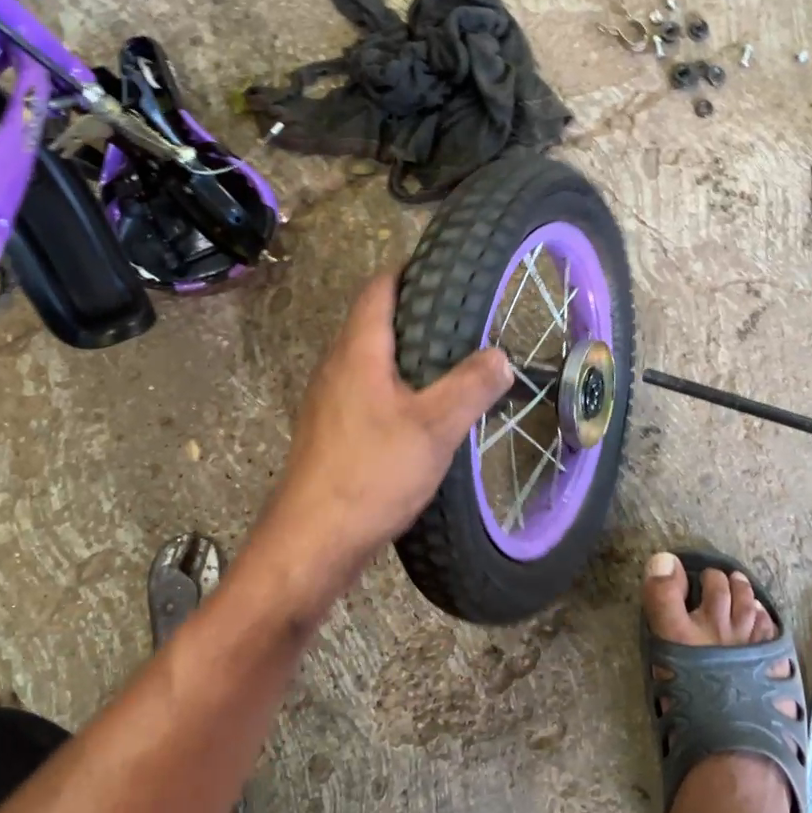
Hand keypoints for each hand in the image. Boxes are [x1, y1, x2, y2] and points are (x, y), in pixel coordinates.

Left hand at [259, 269, 511, 577]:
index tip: (446, 269)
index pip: (378, 288)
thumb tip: (500, 356)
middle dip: (414, 314)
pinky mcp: (330, 434)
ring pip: (370, 361)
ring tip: (451, 364)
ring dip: (406, 355)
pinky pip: (366, 393)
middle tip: (463, 319)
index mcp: (358, 351)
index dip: (409, 271)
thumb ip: (471, 386)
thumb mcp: (435, 427)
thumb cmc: (372, 473)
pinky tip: (422, 414)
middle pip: (373, 322)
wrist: (311, 543)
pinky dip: (395, 388)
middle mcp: (336, 367)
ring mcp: (328, 402)